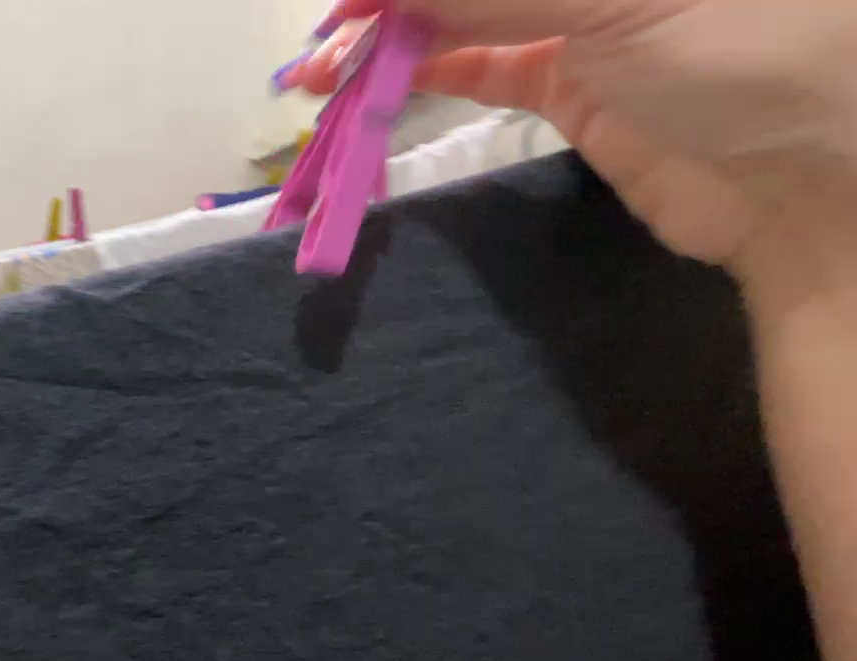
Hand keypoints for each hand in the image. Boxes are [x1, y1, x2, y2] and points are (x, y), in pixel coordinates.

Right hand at [284, 0, 856, 294]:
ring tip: (330, 76)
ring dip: (399, 42)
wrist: (819, 173)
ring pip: (474, 16)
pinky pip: (488, 65)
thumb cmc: (753, 45)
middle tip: (324, 48)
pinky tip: (384, 83)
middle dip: (393, 3)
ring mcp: (595, 14)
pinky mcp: (578, 81)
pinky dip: (433, 72)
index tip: (344, 3)